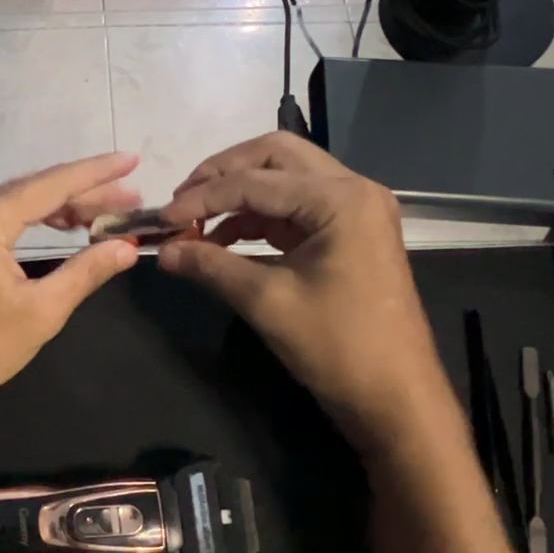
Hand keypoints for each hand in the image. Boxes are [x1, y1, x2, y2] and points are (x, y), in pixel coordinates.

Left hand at [0, 153, 143, 428]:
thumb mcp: (44, 310)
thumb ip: (87, 270)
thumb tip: (129, 245)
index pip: (50, 185)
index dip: (96, 173)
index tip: (133, 159)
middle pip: (36, 189)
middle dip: (86, 192)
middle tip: (133, 196)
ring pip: (22, 200)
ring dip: (65, 205)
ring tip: (113, 210)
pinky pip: (6, 216)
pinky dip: (39, 218)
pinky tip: (72, 223)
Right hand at [156, 132, 452, 455]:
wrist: (393, 395)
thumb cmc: (336, 346)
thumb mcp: (266, 302)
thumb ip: (211, 266)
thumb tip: (164, 250)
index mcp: (340, 198)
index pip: (255, 181)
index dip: (200, 198)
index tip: (160, 219)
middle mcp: (352, 189)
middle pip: (275, 157)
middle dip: (222, 175)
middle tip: (180, 202)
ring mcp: (354, 211)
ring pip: (284, 179)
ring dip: (238, 194)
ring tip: (194, 222)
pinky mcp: (348, 235)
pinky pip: (294, 209)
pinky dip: (256, 218)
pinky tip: (222, 240)